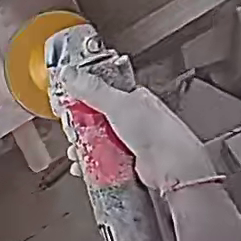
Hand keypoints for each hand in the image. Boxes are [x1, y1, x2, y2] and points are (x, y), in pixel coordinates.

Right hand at [59, 68, 217, 190]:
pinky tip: (84, 167)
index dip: (81, 99)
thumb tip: (68, 73)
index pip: (99, 93)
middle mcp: (131, 119)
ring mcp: (128, 141)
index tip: (67, 106)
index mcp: (132, 98)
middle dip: (79, 129)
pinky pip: (102, 160)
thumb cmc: (156, 132)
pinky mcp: (125, 162)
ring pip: (96, 142)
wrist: (173, 167)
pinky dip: (90, 165)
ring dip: (82, 149)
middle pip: (94, 120)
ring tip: (76, 154)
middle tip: (72, 133)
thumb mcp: (119, 104)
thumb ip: (92, 90)